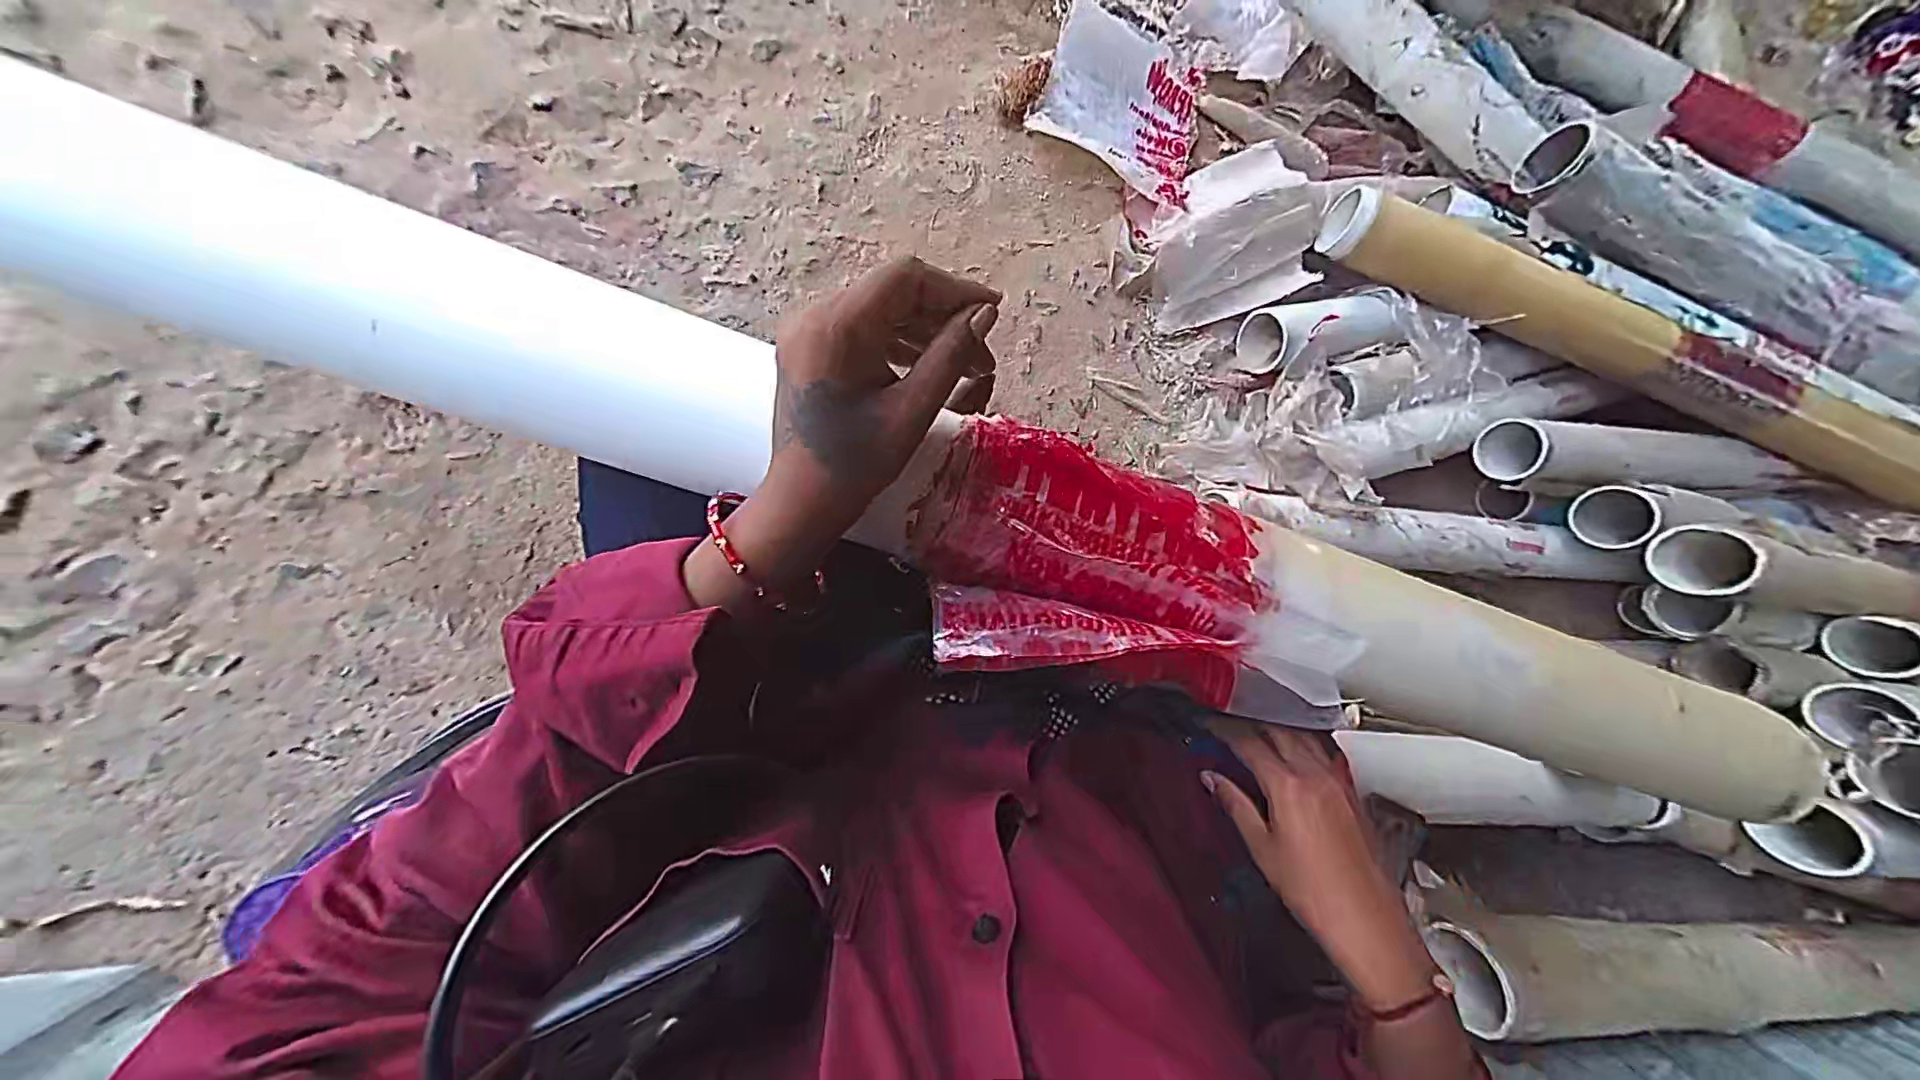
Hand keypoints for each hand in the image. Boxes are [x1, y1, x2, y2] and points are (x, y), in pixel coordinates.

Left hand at [770, 254, 1000, 524]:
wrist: (803, 499)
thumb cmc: (853, 466)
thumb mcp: (912, 411)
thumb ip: (951, 356)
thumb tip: (983, 316)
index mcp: (836, 328)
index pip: (906, 279)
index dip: (955, 291)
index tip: (989, 313)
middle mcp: (815, 318)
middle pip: (893, 293)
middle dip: (943, 318)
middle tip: (981, 353)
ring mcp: (808, 332)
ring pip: (881, 311)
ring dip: (924, 332)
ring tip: (963, 366)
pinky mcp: (810, 348)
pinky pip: (862, 330)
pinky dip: (898, 343)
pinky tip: (926, 368)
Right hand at [1205, 721, 1436, 1012]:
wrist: (1368, 923)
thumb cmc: (1318, 895)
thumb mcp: (1262, 848)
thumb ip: (1236, 805)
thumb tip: (1214, 780)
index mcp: (1289, 787)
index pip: (1249, 742)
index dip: (1224, 730)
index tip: (1210, 725)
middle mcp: (1317, 777)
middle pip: (1277, 730)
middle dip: (1249, 723)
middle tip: (1228, 724)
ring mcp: (1339, 783)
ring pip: (1304, 735)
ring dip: (1278, 727)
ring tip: (1259, 729)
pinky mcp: (1353, 794)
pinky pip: (1327, 751)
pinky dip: (1307, 740)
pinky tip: (1300, 747)